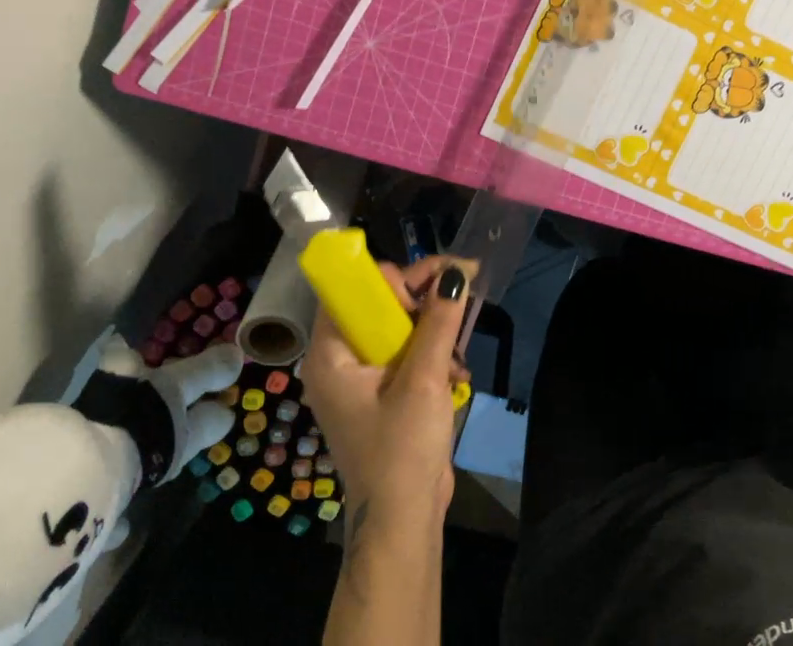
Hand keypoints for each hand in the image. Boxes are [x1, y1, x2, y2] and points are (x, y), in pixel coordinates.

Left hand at [302, 257, 470, 515]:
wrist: (403, 518)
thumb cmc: (402, 448)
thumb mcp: (423, 380)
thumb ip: (438, 323)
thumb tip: (454, 274)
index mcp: (331, 355)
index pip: (351, 291)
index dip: (391, 278)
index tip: (433, 280)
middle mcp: (339, 362)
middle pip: (379, 307)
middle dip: (423, 304)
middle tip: (462, 298)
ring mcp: (361, 381)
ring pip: (399, 331)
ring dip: (434, 335)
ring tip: (457, 360)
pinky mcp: (383, 397)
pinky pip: (406, 357)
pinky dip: (433, 359)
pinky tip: (456, 378)